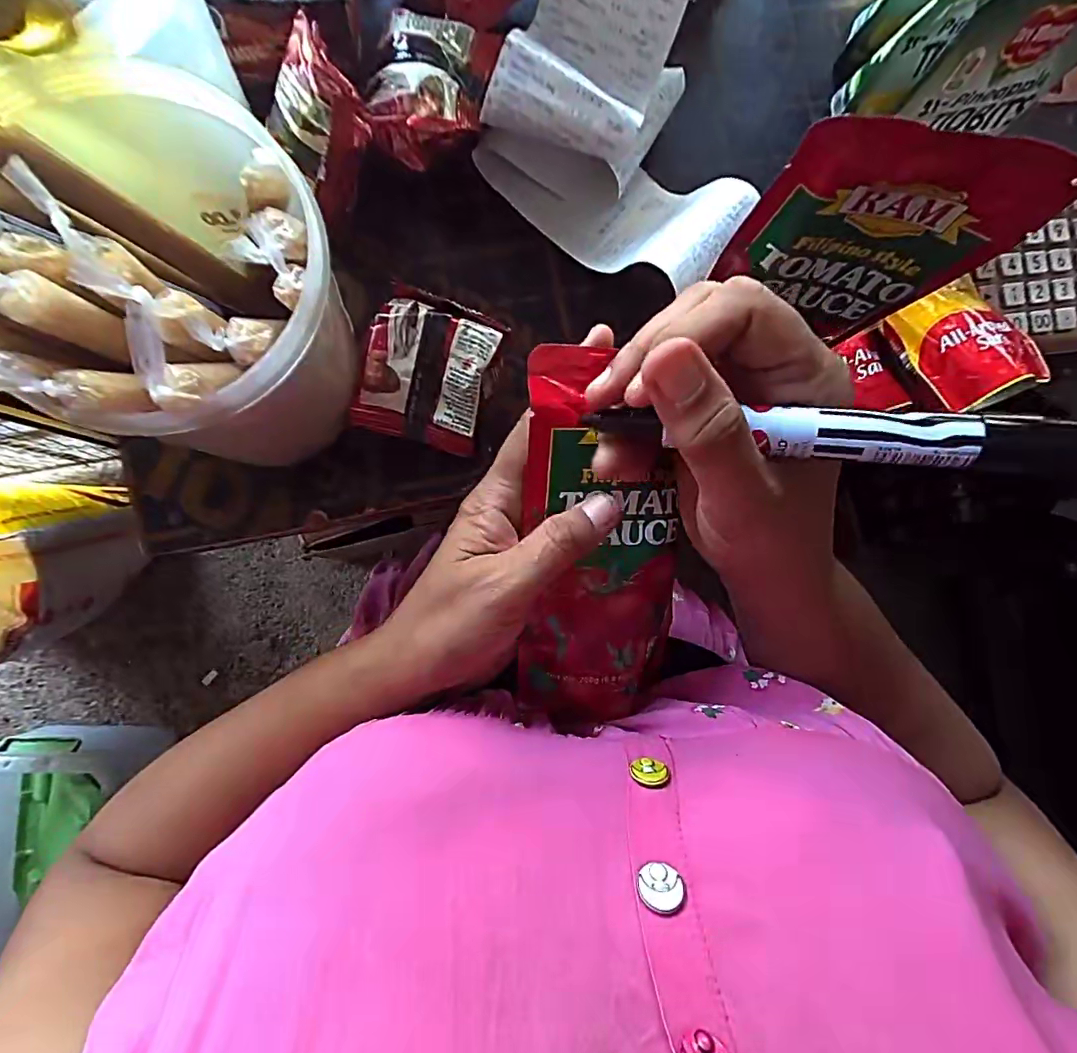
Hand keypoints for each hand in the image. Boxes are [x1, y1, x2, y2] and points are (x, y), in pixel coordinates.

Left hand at [374, 327, 624, 699]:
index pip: (530, 433)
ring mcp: (521, 537)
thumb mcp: (506, 584)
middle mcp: (509, 508)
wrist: (417, 670)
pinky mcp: (530, 566)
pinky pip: (569, 536)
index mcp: (494, 499)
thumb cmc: (449, 625)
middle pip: (557, 460)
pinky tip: (635, 526)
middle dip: (598, 436)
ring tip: (659, 461)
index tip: (603, 357)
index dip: (564, 395)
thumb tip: (611, 500)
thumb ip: (555, 545)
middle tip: (655, 414)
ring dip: (604, 482)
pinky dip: (597, 527)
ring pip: (567, 498)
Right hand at [581, 278, 849, 590]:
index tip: (636, 392)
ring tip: (601, 435)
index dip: (683, 336)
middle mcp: (771, 363)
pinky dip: (626, 419)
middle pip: (701, 316)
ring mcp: (736, 381)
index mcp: (804, 372)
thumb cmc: (770, 543)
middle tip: (604, 401)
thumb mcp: (740, 493)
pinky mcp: (703, 403)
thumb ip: (708, 428)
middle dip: (645, 356)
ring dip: (626, 390)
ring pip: (670, 349)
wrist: (767, 577)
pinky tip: (613, 454)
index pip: (743, 310)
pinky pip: (655, 388)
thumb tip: (662, 357)